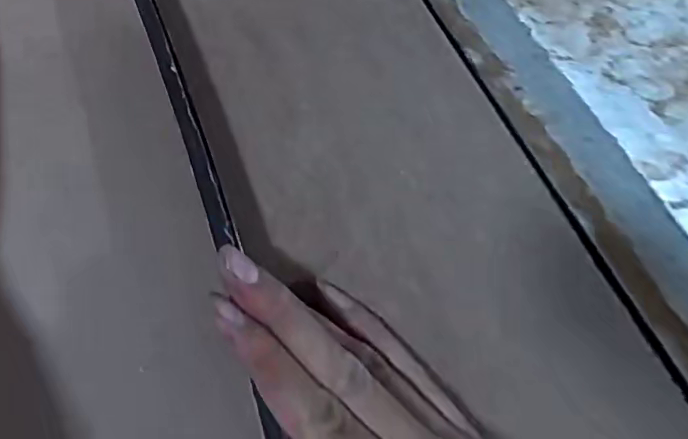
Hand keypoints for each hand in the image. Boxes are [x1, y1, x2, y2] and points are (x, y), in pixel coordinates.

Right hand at [214, 246, 480, 437]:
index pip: (318, 418)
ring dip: (308, 313)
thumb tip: (283, 414)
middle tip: (232, 265)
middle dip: (279, 317)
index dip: (267, 362)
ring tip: (261, 275)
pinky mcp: (464, 426)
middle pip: (341, 373)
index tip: (223, 312)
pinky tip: (329, 292)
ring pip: (369, 361)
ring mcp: (447, 435)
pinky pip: (411, 364)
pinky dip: (365, 324)